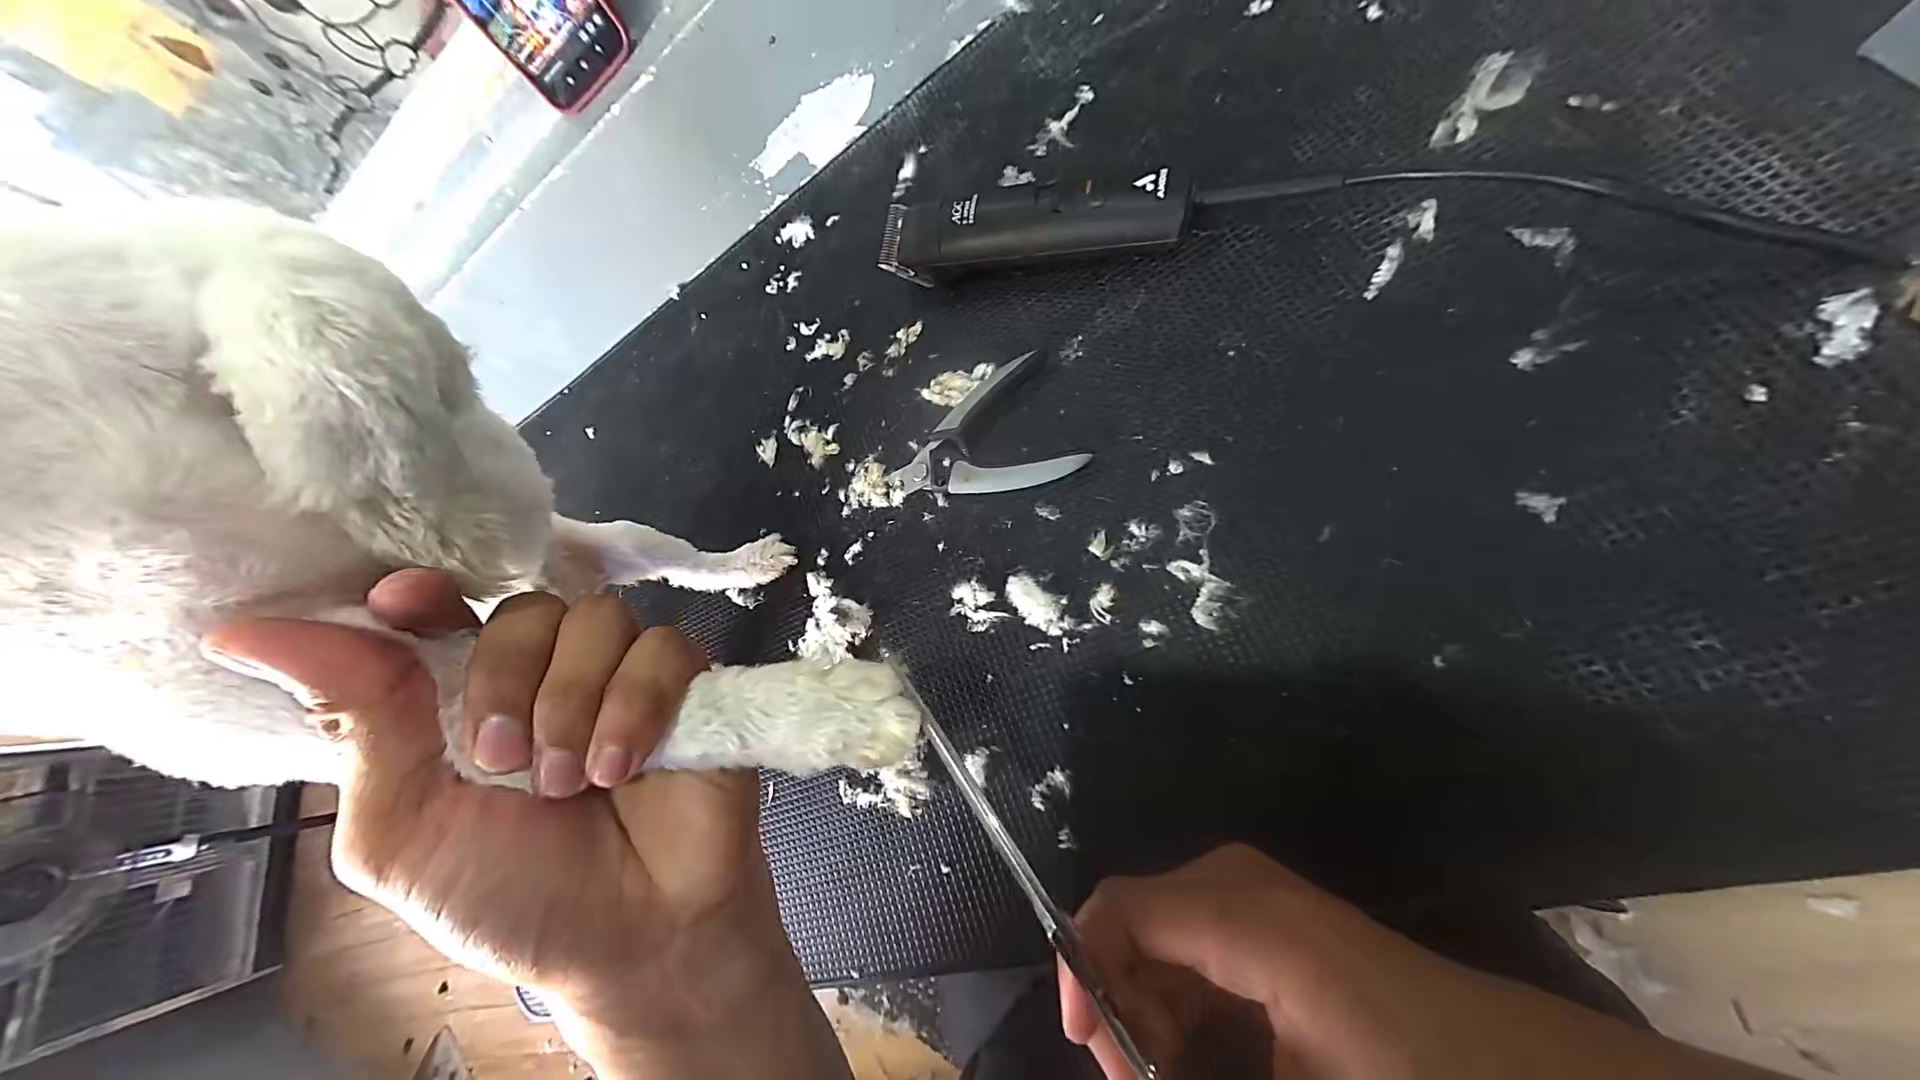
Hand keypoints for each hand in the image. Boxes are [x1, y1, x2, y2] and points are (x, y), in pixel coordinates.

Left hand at [202, 570, 848, 1079]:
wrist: (632, 932)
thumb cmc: (514, 892)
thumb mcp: (405, 828)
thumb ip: (360, 723)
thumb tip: (244, 636)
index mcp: (476, 696)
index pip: (451, 610)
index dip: (428, 592)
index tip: (403, 599)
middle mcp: (554, 670)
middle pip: (530, 606)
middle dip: (507, 675)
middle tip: (502, 760)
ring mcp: (628, 672)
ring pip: (600, 616)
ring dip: (572, 698)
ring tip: (570, 780)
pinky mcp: (693, 682)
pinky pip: (665, 649)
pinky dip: (637, 702)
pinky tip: (624, 764)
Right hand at [1060, 844, 1782, 1079]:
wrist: (1529, 1074)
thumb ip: (1195, 1076)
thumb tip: (1131, 1076)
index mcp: (1251, 922)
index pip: (1125, 908)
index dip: (1084, 965)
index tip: (1085, 1044)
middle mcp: (1243, 885)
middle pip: (1134, 914)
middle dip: (1113, 989)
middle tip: (1127, 1073)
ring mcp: (1259, 894)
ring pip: (1158, 926)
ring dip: (1142, 996)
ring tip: (1155, 1068)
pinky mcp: (1271, 916)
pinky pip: (1191, 936)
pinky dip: (1174, 991)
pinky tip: (1187, 1046)